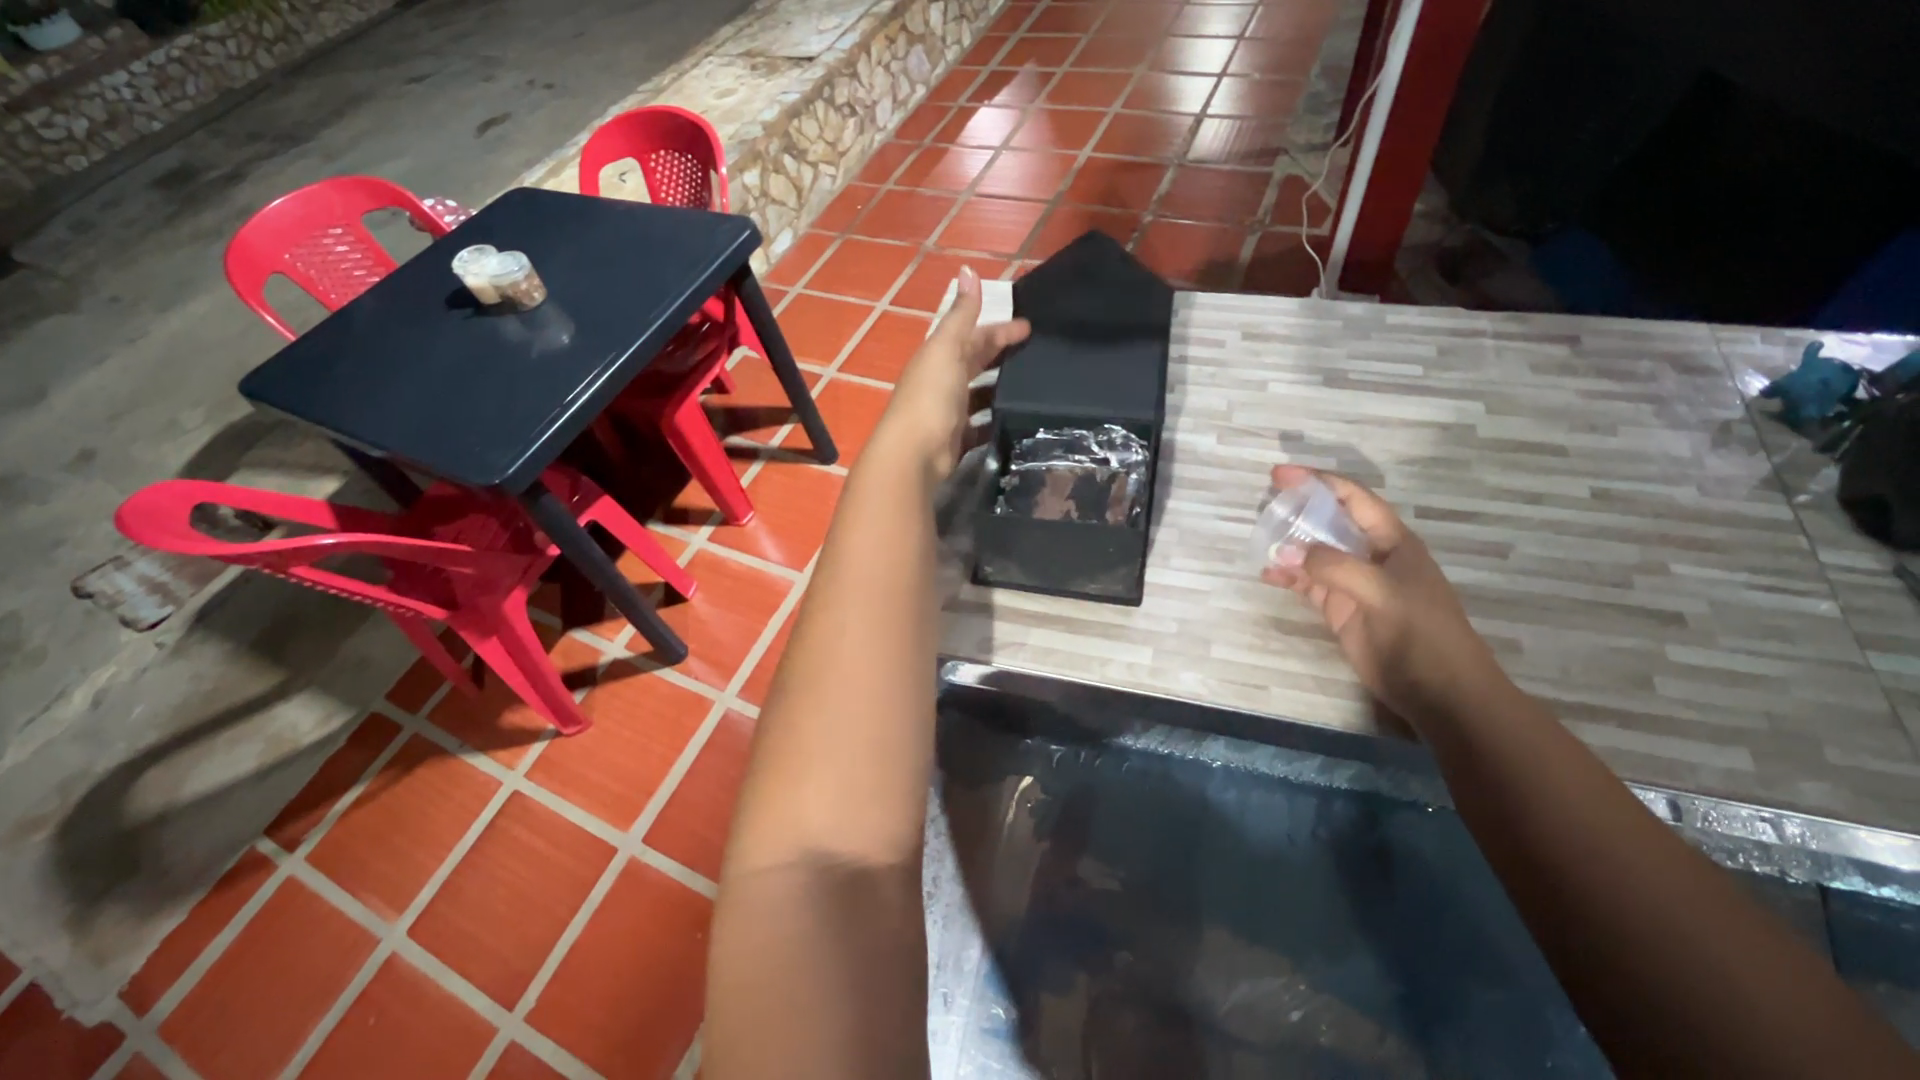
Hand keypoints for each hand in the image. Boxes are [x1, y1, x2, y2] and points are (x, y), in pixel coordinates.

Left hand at [873, 266, 1030, 479]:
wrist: (914, 453)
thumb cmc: (930, 396)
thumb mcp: (947, 348)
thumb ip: (960, 314)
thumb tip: (968, 269)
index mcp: (938, 356)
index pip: (973, 336)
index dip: (999, 330)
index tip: (1030, 328)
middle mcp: (941, 382)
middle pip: (976, 363)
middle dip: (1002, 356)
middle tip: (1038, 356)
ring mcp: (948, 413)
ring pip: (980, 395)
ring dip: (1001, 389)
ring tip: (1035, 389)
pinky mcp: (957, 440)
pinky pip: (981, 426)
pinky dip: (996, 421)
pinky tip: (1017, 419)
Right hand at [1263, 465, 1508, 724]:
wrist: (1441, 692)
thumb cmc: (1423, 635)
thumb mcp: (1383, 594)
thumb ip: (1336, 568)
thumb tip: (1288, 552)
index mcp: (1393, 542)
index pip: (1353, 499)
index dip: (1319, 483)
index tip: (1280, 475)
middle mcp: (1372, 557)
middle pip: (1331, 522)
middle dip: (1299, 510)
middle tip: (1263, 504)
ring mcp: (1356, 585)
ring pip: (1316, 554)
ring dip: (1289, 545)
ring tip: (1258, 539)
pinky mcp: (1342, 612)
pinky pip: (1309, 586)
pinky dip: (1288, 579)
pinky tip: (1267, 576)